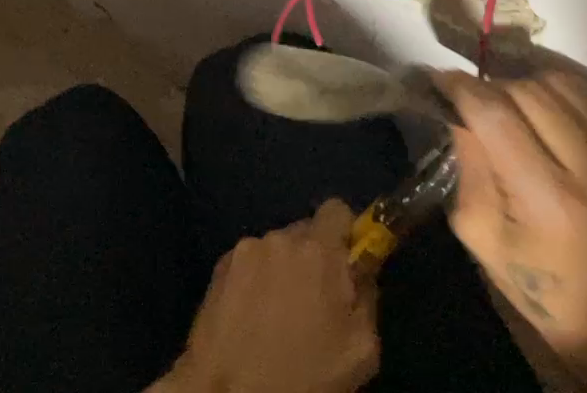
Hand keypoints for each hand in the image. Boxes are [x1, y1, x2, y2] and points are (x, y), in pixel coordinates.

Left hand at [164, 199, 378, 392]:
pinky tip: (252, 318)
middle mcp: (279, 238)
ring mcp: (244, 251)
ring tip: (277, 316)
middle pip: (307, 233)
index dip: (346, 235)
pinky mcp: (218, 269)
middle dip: (314, 259)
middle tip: (313, 303)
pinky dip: (256, 281)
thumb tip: (362, 270)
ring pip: (277, 250)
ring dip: (283, 271)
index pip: (338, 210)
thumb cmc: (302, 376)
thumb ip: (368, 296)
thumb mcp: (360, 349)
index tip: (346, 266)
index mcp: (318, 250)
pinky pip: (250, 263)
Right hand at [434, 69, 586, 359]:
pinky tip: (548, 114)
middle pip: (527, 91)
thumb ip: (469, 168)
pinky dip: (560, 93)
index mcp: (549, 200)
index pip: (495, 115)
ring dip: (526, 86)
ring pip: (559, 82)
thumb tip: (458, 111)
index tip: (440, 80)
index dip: (462, 88)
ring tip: (513, 107)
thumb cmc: (542, 287)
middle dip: (492, 89)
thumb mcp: (483, 238)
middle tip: (476, 104)